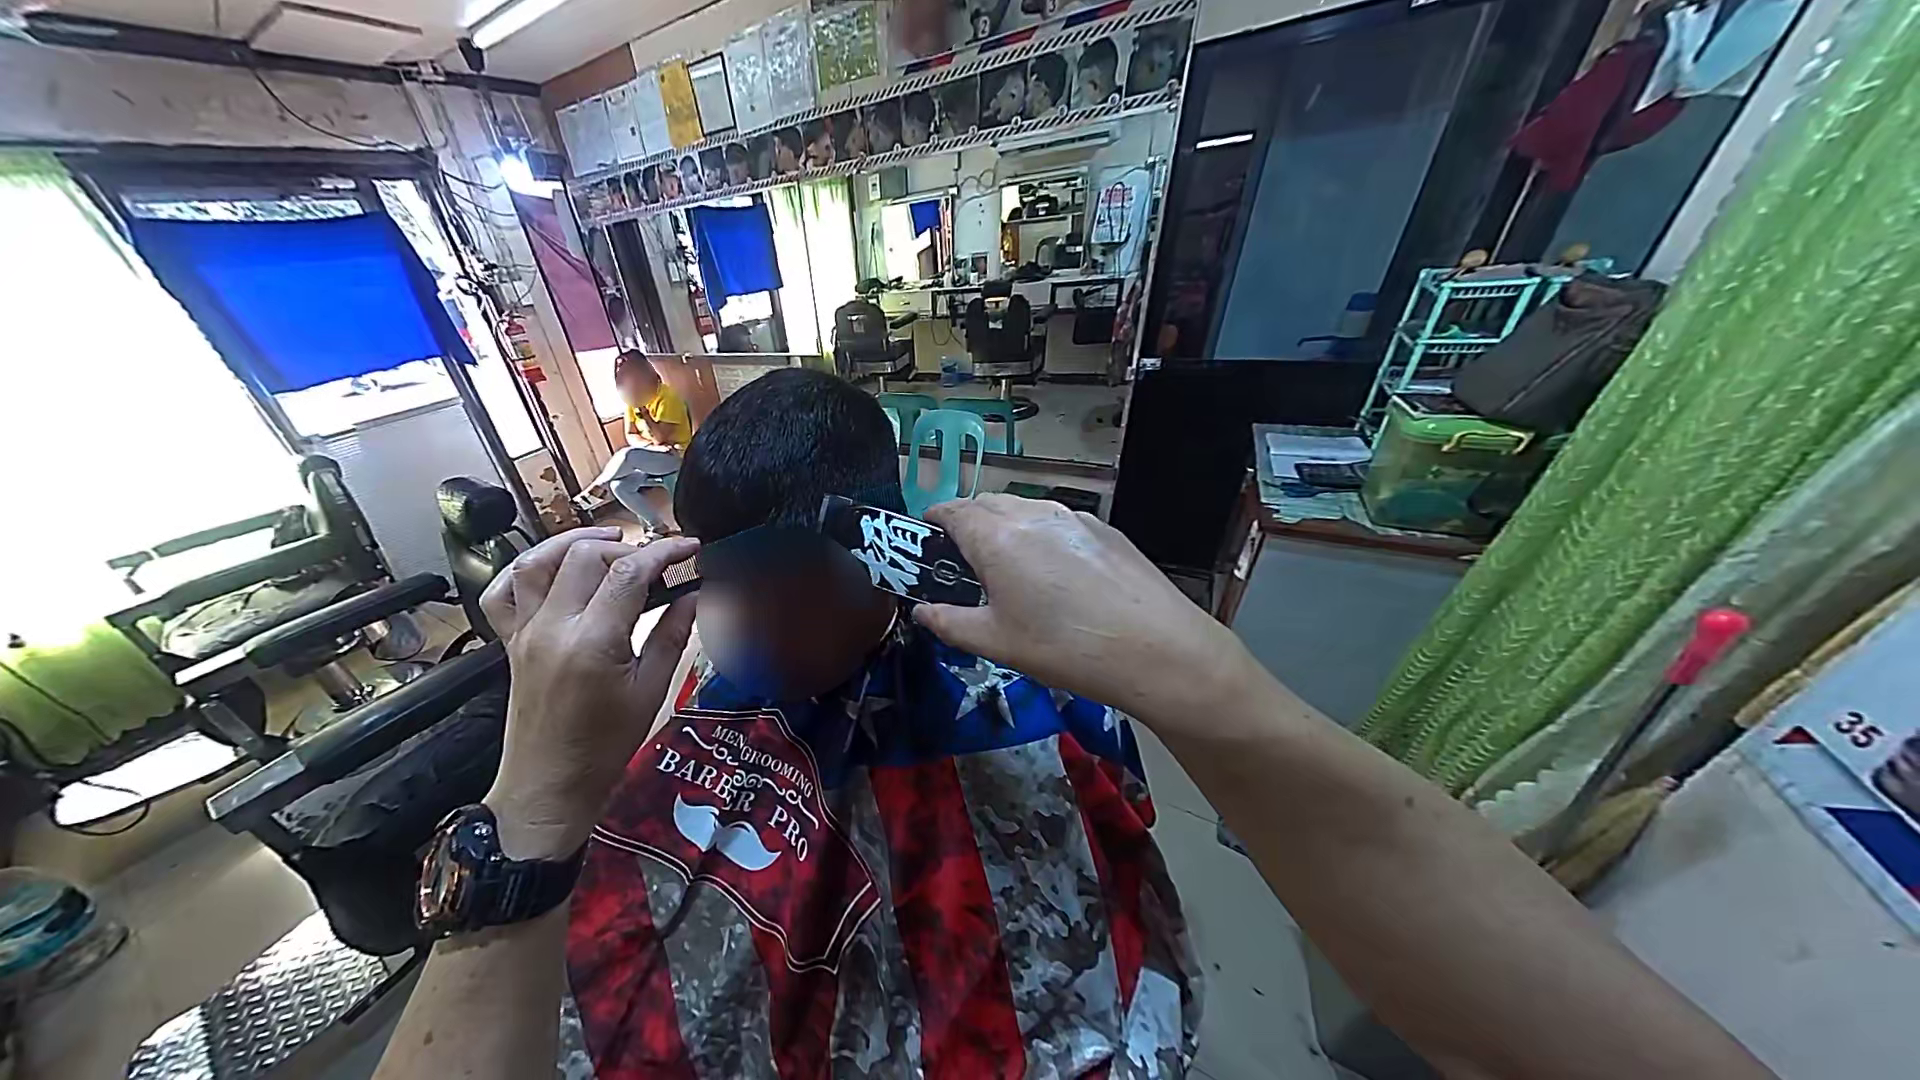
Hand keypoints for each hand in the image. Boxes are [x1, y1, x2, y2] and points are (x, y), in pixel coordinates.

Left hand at [479, 527, 699, 858]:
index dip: (665, 551)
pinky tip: (555, 565)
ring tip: (611, 540)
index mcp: (594, 642)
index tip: (690, 547)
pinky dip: (527, 567)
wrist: (549, 784)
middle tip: (659, 557)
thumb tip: (694, 594)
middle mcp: (552, 628)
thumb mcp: (652, 689)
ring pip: (538, 561)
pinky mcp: (510, 641)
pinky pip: (504, 591)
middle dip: (629, 545)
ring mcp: (524, 632)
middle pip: (585, 556)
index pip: (629, 572)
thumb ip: (673, 634)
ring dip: (575, 541)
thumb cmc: (607, 744)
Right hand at [912, 496, 1261, 727]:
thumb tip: (923, 611)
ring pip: (1024, 508)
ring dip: (1005, 526)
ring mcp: (1073, 516)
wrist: (1156, 648)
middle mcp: (1032, 514)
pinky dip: (1042, 535)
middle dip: (967, 522)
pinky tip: (1058, 575)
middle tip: (965, 560)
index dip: (934, 520)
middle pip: (987, 503)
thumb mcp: (997, 643)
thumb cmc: (1065, 647)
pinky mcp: (1104, 528)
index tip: (927, 538)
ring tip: (1011, 568)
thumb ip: (950, 623)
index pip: (953, 510)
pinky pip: (1058, 521)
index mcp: (997, 537)